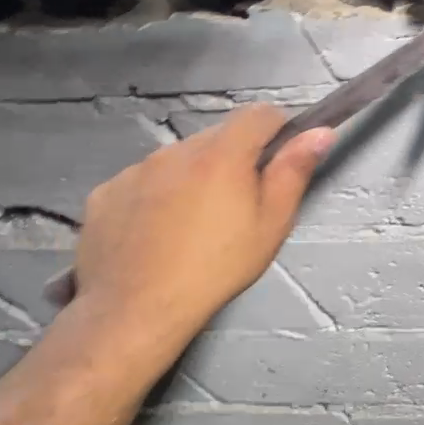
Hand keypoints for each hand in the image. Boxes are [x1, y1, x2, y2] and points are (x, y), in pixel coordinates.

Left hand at [69, 105, 331, 342]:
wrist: (134, 310)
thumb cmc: (217, 266)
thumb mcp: (273, 221)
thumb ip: (295, 170)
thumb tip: (320, 132)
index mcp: (222, 155)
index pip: (258, 114)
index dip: (278, 129)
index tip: (282, 159)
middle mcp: (174, 152)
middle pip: (218, 135)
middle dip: (237, 156)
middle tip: (243, 201)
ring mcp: (134, 172)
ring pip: (180, 157)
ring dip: (197, 173)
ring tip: (198, 220)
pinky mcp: (104, 194)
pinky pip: (144, 179)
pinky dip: (159, 192)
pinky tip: (160, 229)